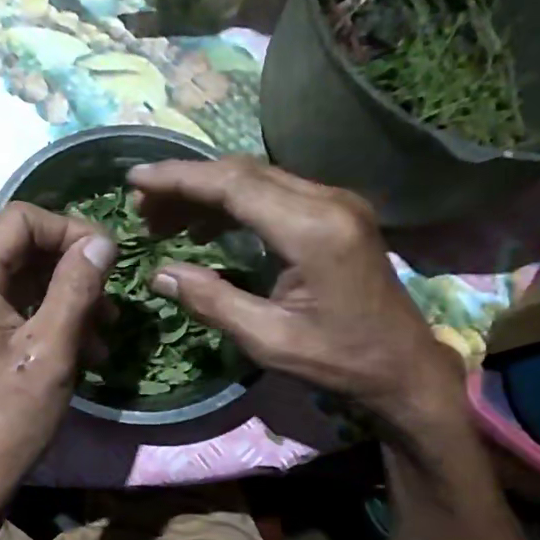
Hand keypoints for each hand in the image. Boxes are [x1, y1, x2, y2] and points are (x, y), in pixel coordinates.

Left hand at [0, 203, 115, 507]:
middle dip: (73, 267)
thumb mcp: (53, 347)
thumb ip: (77, 286)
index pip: (22, 219)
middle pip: (25, 244)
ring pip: (27, 275)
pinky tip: (85, 348)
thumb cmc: (12, 415)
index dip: (69, 229)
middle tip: (111, 301)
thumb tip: (102, 239)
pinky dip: (54, 315)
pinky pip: (20, 303)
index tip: (108, 258)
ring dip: (70, 295)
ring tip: (104, 332)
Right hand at [127, 156, 457, 424]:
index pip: (232, 185)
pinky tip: (205, 229)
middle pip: (242, 173)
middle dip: (186, 184)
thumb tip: (159, 273)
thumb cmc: (339, 359)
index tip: (135, 179)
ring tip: (164, 220)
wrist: (403, 366)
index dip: (178, 178)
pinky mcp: (336, 214)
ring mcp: (336, 204)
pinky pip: (274, 194)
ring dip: (206, 193)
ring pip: (257, 179)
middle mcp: (327, 202)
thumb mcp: (267, 339)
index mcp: (311, 230)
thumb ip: (211, 300)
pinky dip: (233, 204)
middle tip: (141, 207)